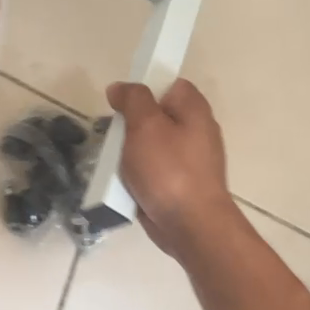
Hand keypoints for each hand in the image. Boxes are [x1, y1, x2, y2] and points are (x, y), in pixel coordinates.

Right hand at [107, 79, 243, 260]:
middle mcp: (195, 131)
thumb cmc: (168, 171)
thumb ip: (133, 100)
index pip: (169, 85)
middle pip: (156, 117)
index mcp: (193, 110)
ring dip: (130, 152)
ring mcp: (187, 160)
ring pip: (150, 146)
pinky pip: (151, 171)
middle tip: (114, 135)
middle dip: (131, 125)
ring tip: (115, 162)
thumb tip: (120, 87)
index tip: (121, 103)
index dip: (144, 89)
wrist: (189, 225)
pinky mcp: (177, 184)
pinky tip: (124, 182)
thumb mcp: (146, 126)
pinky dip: (136, 175)